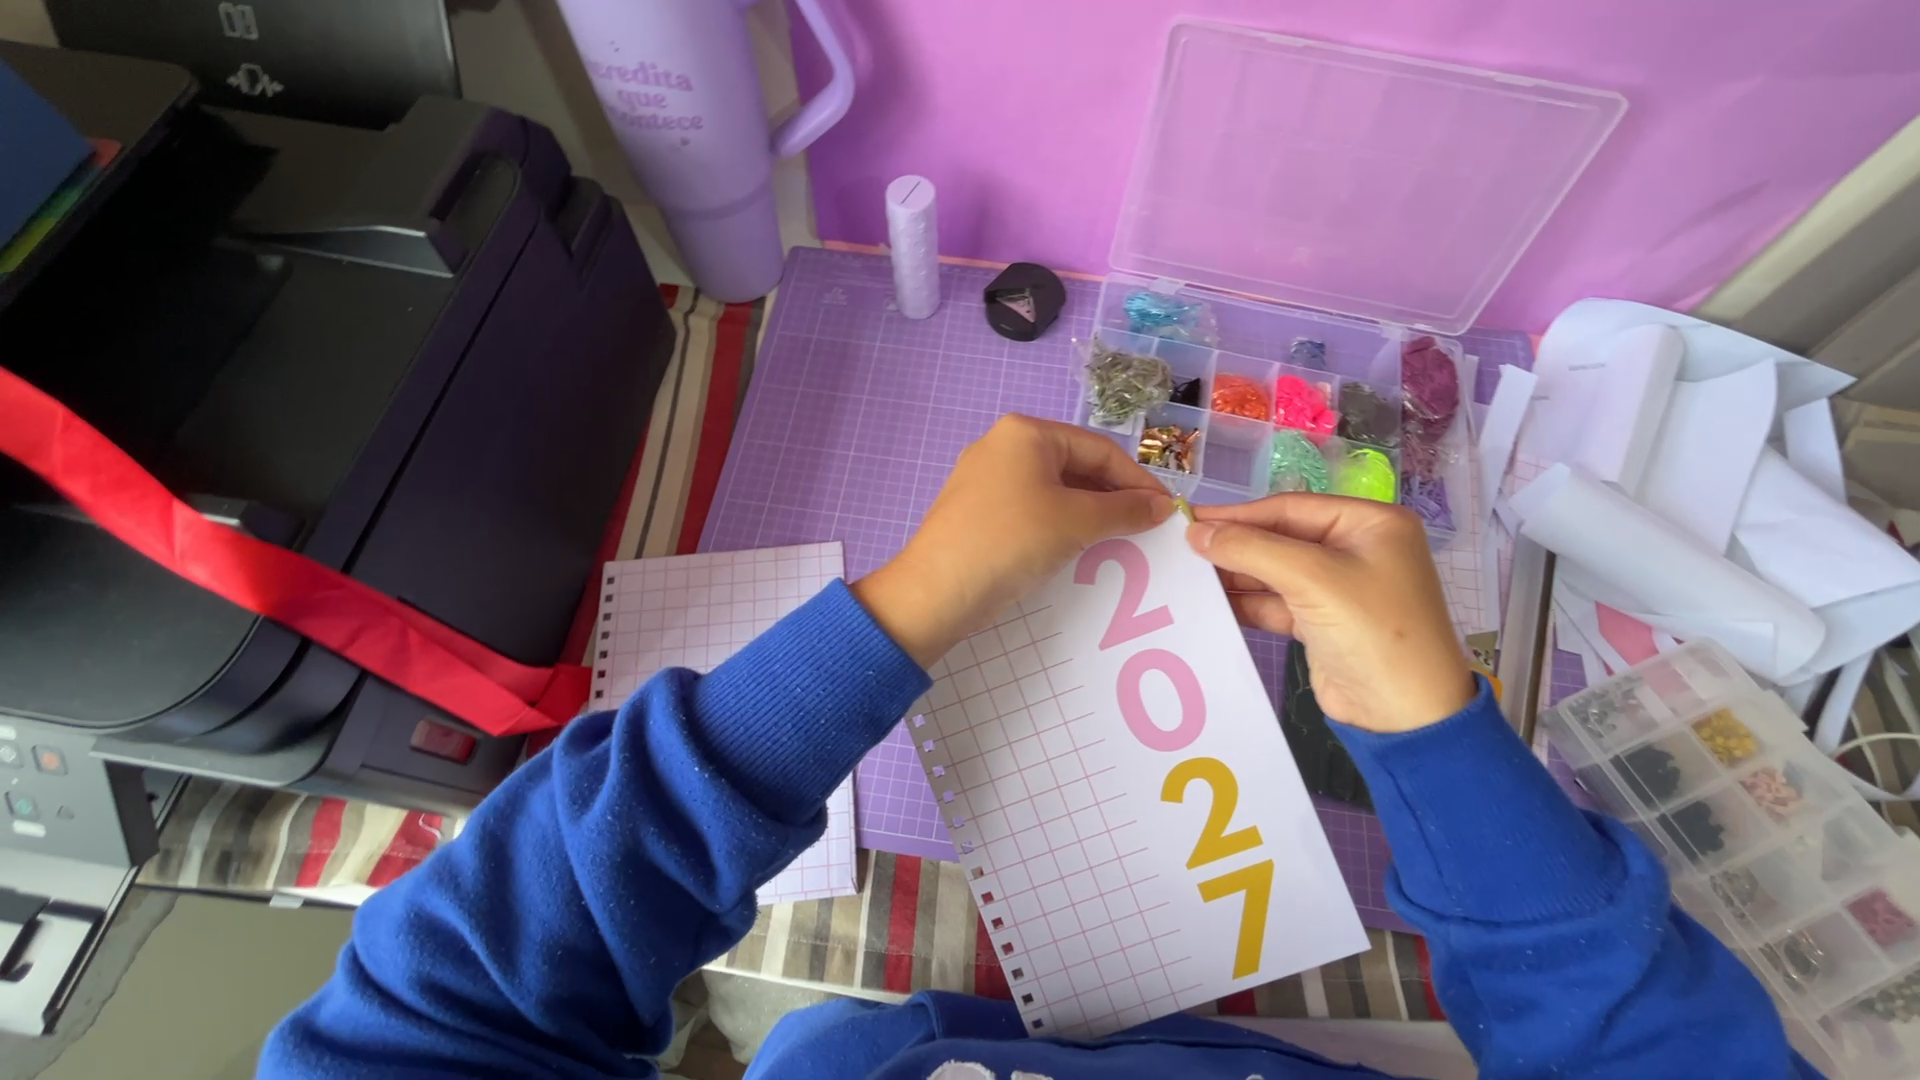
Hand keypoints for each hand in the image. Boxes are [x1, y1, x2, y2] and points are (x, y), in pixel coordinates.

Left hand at [854, 415, 1174, 666]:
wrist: (938, 590)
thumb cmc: (1012, 541)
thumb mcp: (1077, 522)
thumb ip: (1125, 510)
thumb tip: (1162, 506)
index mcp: (1026, 432)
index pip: (1099, 448)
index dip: (1137, 480)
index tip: (1165, 510)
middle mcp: (1002, 445)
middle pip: (1075, 465)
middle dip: (1111, 496)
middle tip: (1144, 528)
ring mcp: (985, 478)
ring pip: (1053, 489)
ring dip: (1088, 512)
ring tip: (1117, 540)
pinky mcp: (976, 510)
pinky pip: (1030, 508)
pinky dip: (1058, 523)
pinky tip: (1075, 548)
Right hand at [1186, 495, 1473, 733]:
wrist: (1405, 716)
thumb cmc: (1371, 631)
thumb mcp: (1311, 579)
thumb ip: (1251, 550)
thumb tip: (1195, 532)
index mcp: (1369, 523)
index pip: (1289, 508)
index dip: (1237, 514)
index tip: (1188, 520)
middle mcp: (1354, 549)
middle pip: (1279, 538)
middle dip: (1234, 545)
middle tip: (1180, 548)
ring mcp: (1336, 587)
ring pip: (1272, 571)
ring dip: (1234, 574)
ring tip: (1186, 574)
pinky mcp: (1320, 621)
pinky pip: (1273, 602)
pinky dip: (1244, 602)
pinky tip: (1210, 601)